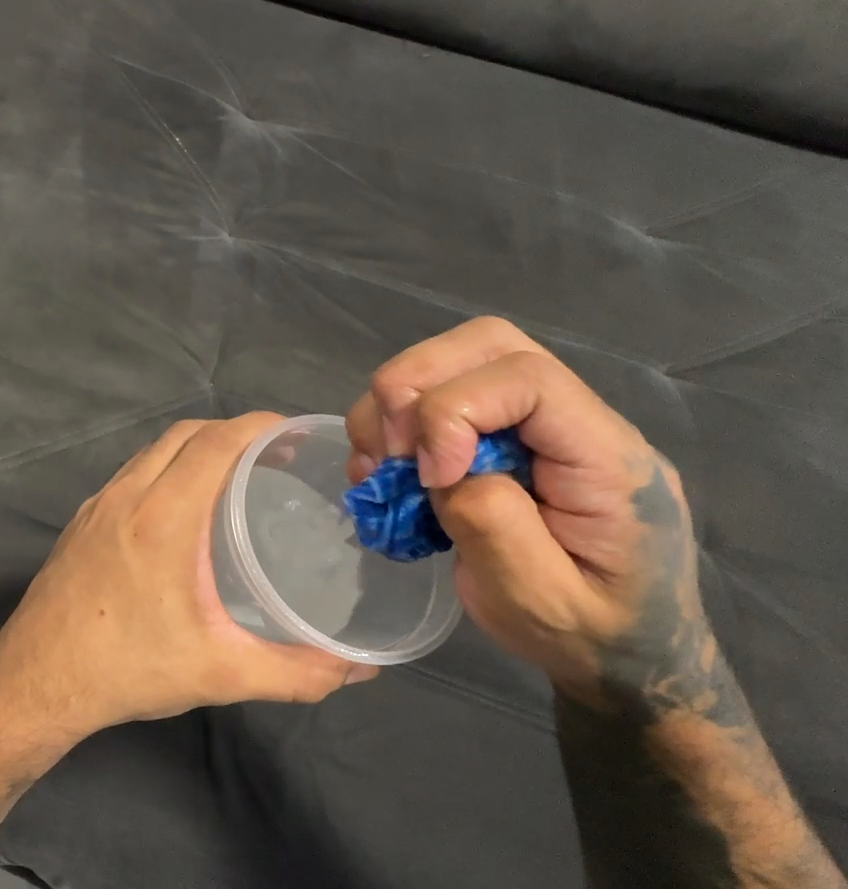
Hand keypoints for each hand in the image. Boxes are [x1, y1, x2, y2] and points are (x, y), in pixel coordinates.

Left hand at [0, 415, 375, 747]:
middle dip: (229, 432)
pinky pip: (128, 475)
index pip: (212, 443)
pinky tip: (181, 506)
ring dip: (192, 448)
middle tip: (274, 457)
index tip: (294, 433)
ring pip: (149, 453)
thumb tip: (359, 670)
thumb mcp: (222, 674)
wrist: (39, 676)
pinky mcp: (79, 522)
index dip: (255, 426)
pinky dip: (162, 469)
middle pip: (181, 436)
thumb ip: (298, 672)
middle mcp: (125, 497)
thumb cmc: (129, 668)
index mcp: (161, 518)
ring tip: (234, 475)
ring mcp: (96, 506)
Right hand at [344, 317, 707, 701]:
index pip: (526, 378)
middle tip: (390, 451)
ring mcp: (540, 428)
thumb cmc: (588, 634)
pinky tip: (385, 472)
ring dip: (394, 407)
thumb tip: (440, 469)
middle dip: (414, 385)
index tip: (429, 478)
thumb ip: (494, 522)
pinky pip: (437, 396)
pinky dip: (393, 425)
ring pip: (453, 360)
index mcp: (606, 459)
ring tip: (379, 469)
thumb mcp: (540, 597)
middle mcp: (577, 424)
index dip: (453, 412)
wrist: (621, 658)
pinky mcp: (503, 438)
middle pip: (488, 343)